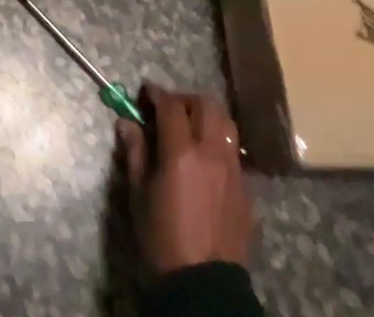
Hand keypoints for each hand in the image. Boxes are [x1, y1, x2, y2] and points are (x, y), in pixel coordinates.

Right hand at [118, 85, 252, 273]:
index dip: (156, 93)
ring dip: (207, 116)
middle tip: (168, 108)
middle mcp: (212, 152)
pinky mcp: (246, 186)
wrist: (203, 281)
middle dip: (184, 99)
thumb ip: (135, 152)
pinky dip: (218, 141)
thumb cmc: (161, 237)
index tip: (144, 92)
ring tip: (190, 128)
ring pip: (227, 124)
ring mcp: (234, 168)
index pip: (171, 105)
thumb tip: (127, 122)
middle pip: (206, 104)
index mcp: (181, 152)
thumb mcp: (139, 194)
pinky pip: (234, 150)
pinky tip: (205, 159)